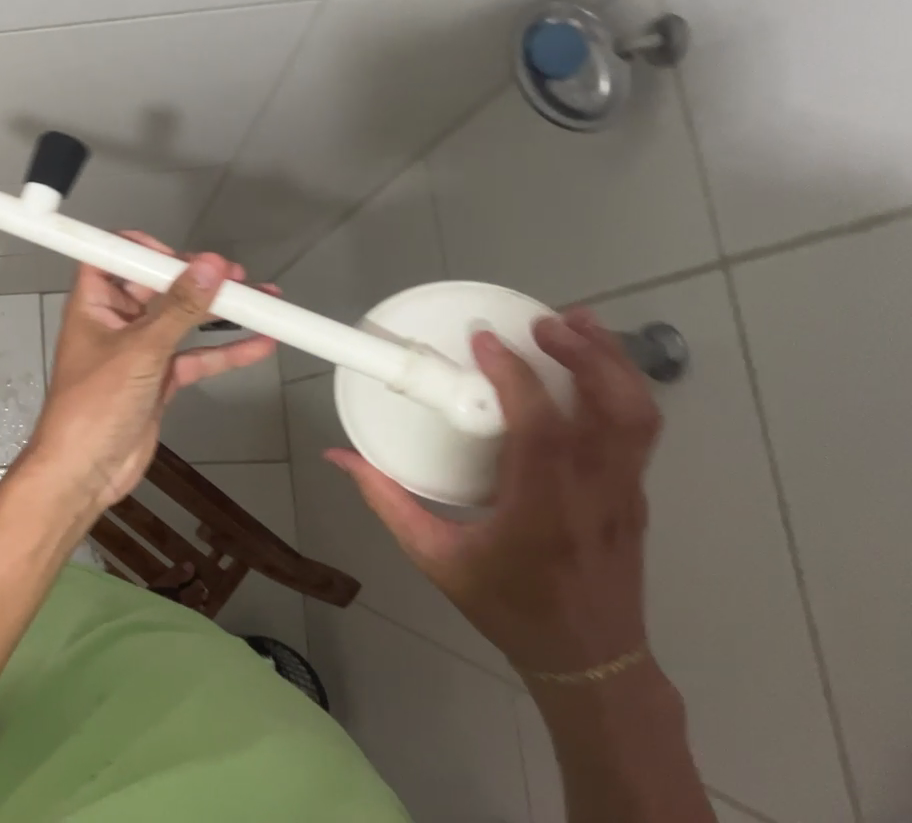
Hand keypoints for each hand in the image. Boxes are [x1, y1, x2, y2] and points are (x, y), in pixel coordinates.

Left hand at [23, 232, 277, 512]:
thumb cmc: (95, 405)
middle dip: (195, 278)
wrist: (84, 472)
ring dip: (218, 311)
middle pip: (156, 285)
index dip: (144, 249)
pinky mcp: (158, 380)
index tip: (182, 255)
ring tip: (261, 298)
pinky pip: (194, 357)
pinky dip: (224, 351)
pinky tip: (261, 343)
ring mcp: (138, 351)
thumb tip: (211, 265)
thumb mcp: (139, 351)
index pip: (113, 257)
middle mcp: (114, 321)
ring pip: (181, 320)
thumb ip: (178, 308)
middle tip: (236, 276)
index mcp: (93, 304)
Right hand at [328, 308, 659, 676]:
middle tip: (544, 319)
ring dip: (612, 363)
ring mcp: (626, 492)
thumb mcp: (434, 556)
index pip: (541, 424)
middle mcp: (597, 490)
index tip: (485, 339)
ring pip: (641, 414)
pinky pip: (637, 431)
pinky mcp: (636, 495)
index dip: (516, 375)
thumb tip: (338, 456)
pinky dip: (619, 388)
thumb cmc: (507, 606)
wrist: (590, 659)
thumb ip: (386, 501)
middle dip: (587, 354)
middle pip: (617, 407)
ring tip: (576, 325)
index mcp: (544, 505)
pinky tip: (588, 372)